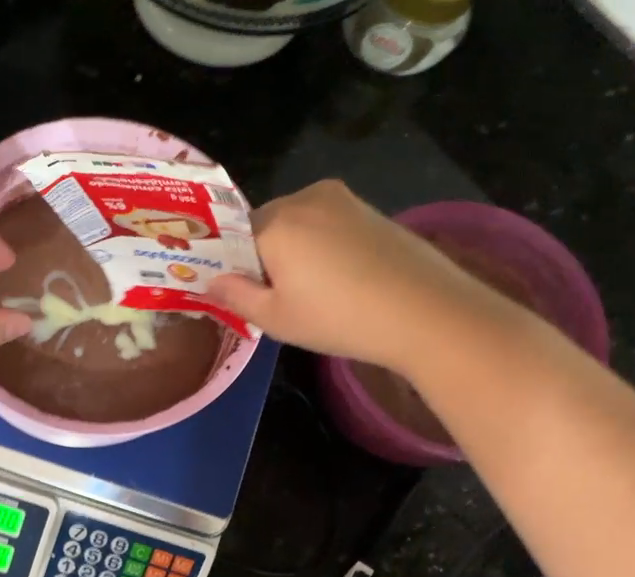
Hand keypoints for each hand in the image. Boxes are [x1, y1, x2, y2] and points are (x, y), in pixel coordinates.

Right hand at [207, 181, 535, 373]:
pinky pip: (326, 225)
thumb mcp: (276, 319)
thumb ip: (236, 296)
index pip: (232, 237)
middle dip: (262, 256)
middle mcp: (305, 199)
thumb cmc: (338, 318)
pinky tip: (336, 281)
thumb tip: (211, 281)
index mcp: (274, 223)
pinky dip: (321, 248)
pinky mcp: (369, 210)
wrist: (423, 311)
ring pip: (297, 224)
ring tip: (308, 292)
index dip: (230, 266)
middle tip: (273, 298)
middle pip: (265, 225)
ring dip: (293, 252)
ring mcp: (342, 200)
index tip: (235, 293)